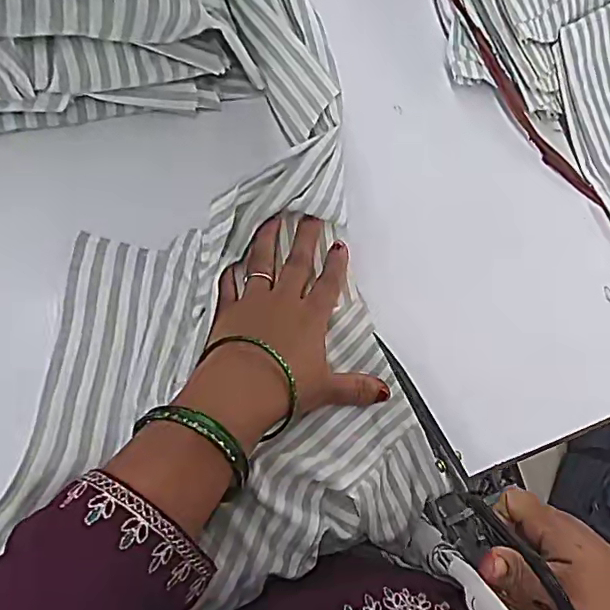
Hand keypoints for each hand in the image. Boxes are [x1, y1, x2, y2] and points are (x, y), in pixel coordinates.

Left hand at [175, 215, 388, 451]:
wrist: (240, 388)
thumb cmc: (283, 387)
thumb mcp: (326, 389)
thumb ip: (354, 387)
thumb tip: (382, 392)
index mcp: (311, 318)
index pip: (328, 284)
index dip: (335, 264)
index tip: (339, 245)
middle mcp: (284, 303)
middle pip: (297, 263)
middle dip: (306, 238)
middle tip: (309, 217)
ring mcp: (253, 303)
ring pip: (262, 263)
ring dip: (267, 241)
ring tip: (271, 222)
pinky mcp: (227, 311)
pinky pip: (228, 285)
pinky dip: (229, 274)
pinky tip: (230, 264)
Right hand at [480, 489, 609, 609]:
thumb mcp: (558, 593)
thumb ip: (518, 575)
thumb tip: (486, 561)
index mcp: (553, 524)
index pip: (505, 501)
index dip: (487, 523)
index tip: (482, 552)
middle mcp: (559, 531)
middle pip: (510, 530)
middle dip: (503, 558)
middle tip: (509, 584)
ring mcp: (566, 549)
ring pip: (523, 553)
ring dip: (519, 576)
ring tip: (532, 599)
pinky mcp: (571, 569)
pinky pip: (539, 570)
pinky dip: (535, 587)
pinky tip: (545, 606)